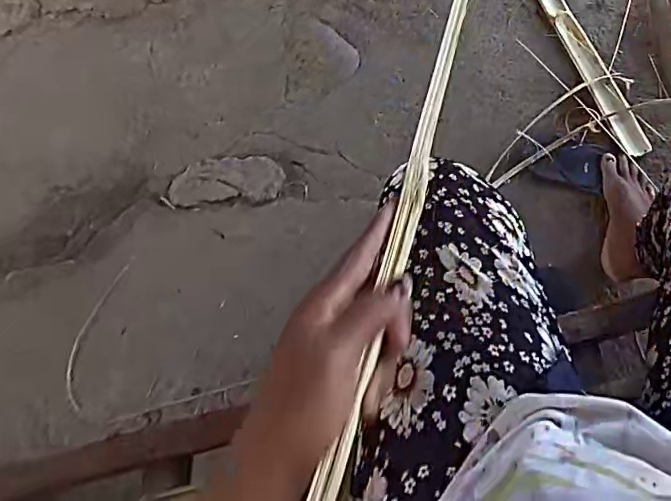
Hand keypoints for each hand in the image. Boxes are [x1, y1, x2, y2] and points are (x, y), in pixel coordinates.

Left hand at [228, 206, 411, 499]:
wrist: (269, 467)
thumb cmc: (301, 409)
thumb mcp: (342, 354)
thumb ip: (373, 313)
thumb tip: (400, 281)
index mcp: (324, 304)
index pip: (359, 255)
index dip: (380, 230)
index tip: (395, 203)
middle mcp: (327, 316)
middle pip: (377, 293)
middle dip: (393, 318)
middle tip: (395, 347)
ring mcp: (330, 342)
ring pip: (378, 327)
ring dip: (384, 355)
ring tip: (370, 387)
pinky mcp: (335, 368)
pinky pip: (370, 355)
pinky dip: (374, 374)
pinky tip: (364, 399)